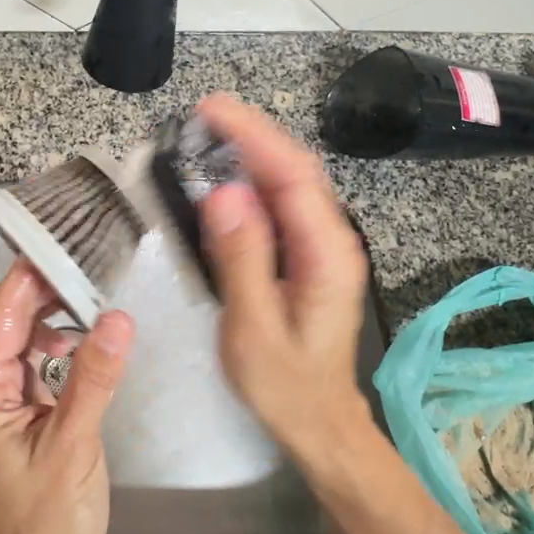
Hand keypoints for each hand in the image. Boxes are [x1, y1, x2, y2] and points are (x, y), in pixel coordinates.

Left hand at [0, 260, 134, 533]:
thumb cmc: (46, 519)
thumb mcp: (73, 446)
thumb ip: (93, 380)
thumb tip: (118, 318)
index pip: (0, 315)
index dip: (25, 276)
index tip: (57, 240)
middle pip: (13, 321)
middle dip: (46, 289)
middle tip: (88, 257)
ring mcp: (9, 398)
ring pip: (30, 337)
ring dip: (58, 314)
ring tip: (95, 287)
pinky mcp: (30, 410)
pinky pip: (44, 361)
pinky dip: (67, 343)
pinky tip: (92, 336)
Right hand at [195, 93, 372, 458]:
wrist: (319, 423)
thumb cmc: (285, 384)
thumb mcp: (254, 328)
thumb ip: (241, 259)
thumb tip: (222, 194)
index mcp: (326, 253)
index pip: (292, 176)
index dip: (254, 136)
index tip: (213, 111)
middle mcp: (331, 239)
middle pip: (295, 168)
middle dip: (252, 132)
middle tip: (203, 111)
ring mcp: (320, 244)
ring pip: (288, 180)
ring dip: (251, 149)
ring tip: (208, 129)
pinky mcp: (304, 252)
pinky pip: (280, 201)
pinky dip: (252, 176)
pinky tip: (224, 171)